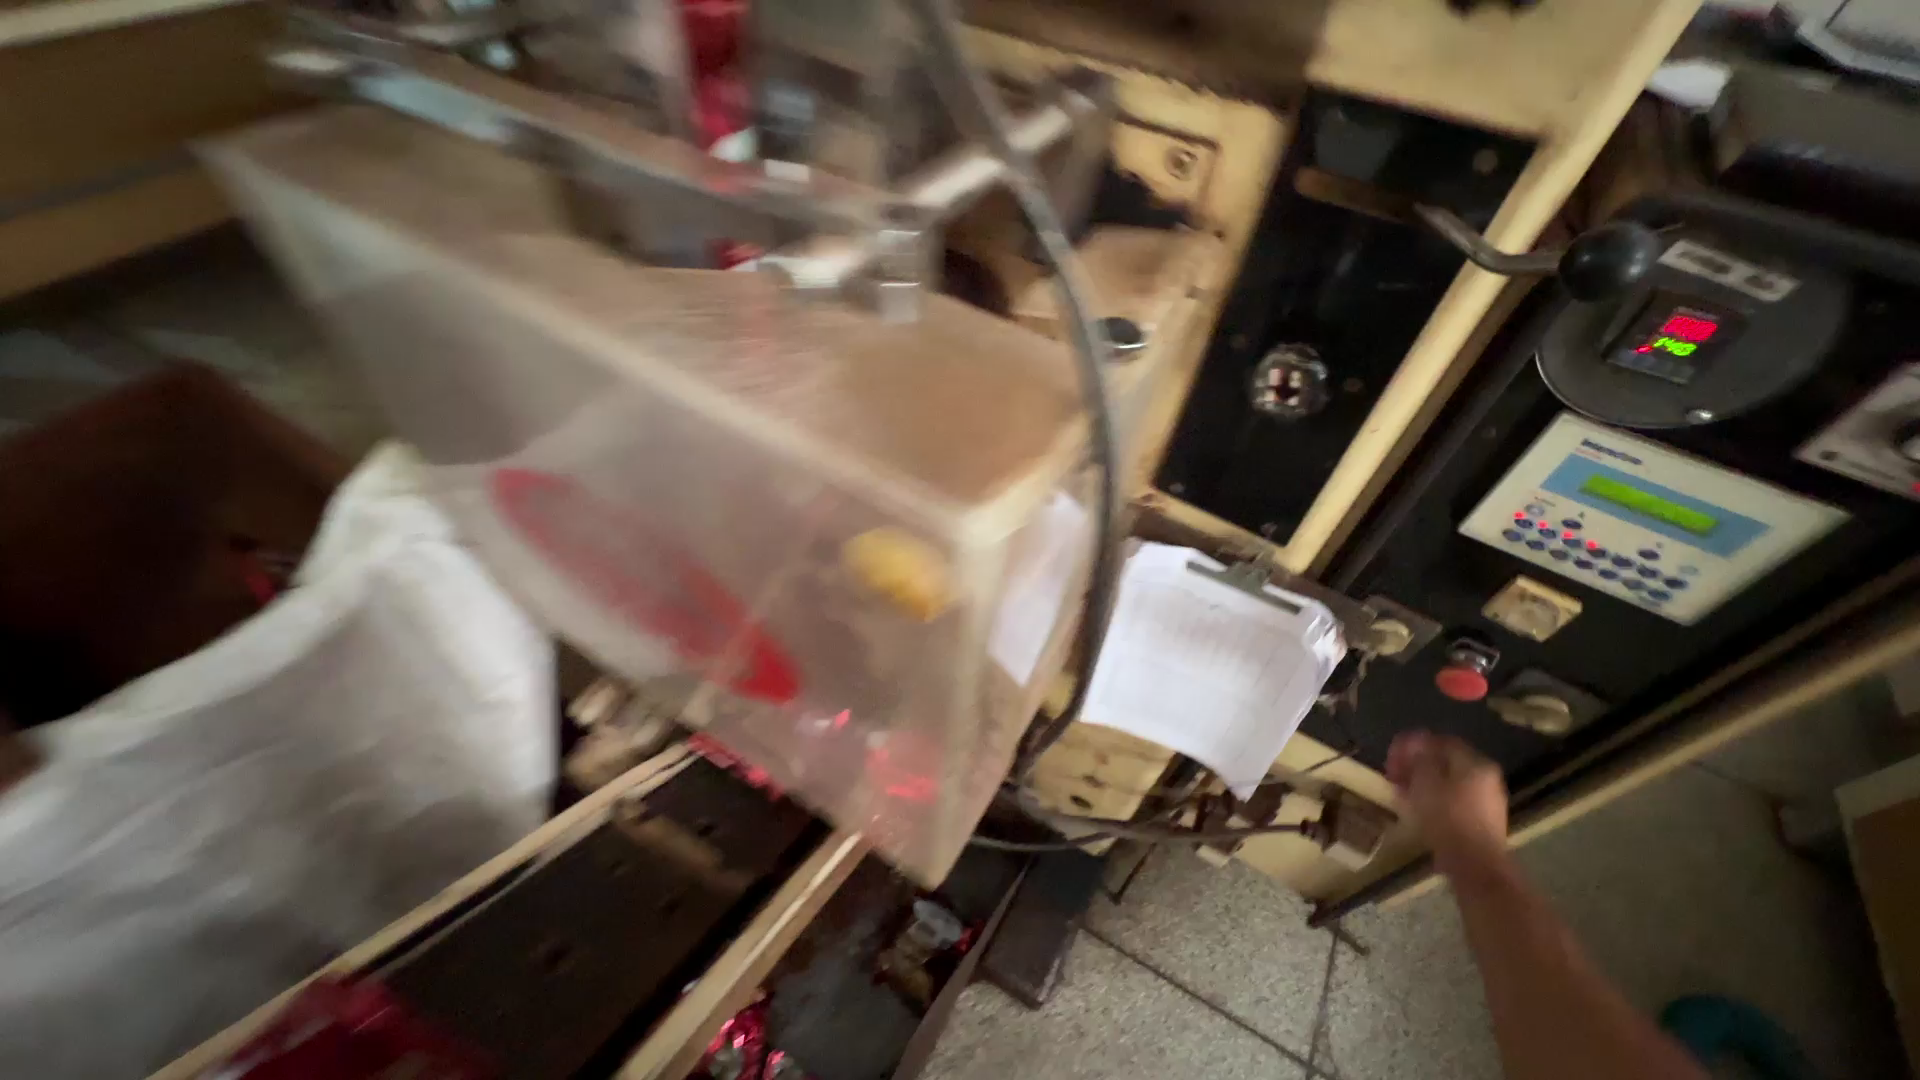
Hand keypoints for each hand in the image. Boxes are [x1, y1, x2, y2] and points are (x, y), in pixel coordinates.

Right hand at [1386, 731, 1509, 876]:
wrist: (1474, 864)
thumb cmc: (1446, 816)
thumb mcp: (1424, 779)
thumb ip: (1419, 756)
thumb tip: (1416, 741)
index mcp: (1474, 763)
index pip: (1440, 741)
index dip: (1411, 745)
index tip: (1391, 757)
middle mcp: (1486, 777)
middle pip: (1444, 761)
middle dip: (1415, 765)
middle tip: (1393, 775)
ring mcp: (1486, 800)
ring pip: (1447, 781)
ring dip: (1422, 782)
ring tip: (1401, 793)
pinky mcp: (1481, 821)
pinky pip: (1452, 800)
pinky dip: (1433, 798)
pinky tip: (1417, 809)